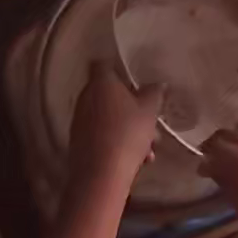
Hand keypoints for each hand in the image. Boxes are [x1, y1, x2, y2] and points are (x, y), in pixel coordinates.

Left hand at [66, 63, 163, 197]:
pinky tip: (139, 157)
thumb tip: (158, 83)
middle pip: (108, 91)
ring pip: (108, 115)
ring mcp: (80, 119)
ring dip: (128, 125)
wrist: (101, 174)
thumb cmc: (127, 133)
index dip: (117, 65)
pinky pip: (103, 132)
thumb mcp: (149, 111)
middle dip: (129, 101)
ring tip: (149, 144)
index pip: (103, 63)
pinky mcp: (79, 141)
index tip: (133, 73)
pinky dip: (119, 139)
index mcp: (101, 83)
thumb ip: (154, 93)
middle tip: (148, 113)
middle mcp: (86, 97)